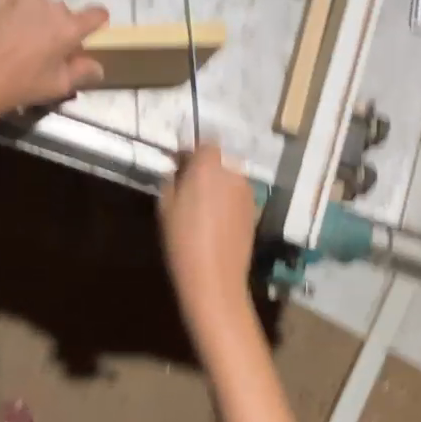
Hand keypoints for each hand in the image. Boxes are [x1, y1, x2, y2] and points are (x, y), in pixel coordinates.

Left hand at [0, 0, 108, 114]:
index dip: (95, 22)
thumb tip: (98, 67)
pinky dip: (8, 9)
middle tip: (38, 48)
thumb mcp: (56, 86)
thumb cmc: (18, 86)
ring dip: (30, 16)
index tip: (86, 32)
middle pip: (60, 12)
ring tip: (12, 39)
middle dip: (54, 26)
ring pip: (34, 3)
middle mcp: (49, 4)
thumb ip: (81, 73)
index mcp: (68, 27)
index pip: (96, 14)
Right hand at [159, 145, 258, 301]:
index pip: (204, 143)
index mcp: (208, 167)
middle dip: (206, 168)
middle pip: (220, 160)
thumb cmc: (182, 241)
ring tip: (203, 207)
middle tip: (189, 187)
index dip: (192, 152)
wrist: (215, 278)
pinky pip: (238, 196)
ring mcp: (248, 192)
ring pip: (230, 178)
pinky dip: (228, 200)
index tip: (179, 165)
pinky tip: (217, 221)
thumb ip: (172, 180)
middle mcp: (233, 173)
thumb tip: (178, 170)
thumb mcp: (165, 207)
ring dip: (218, 184)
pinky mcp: (255, 210)